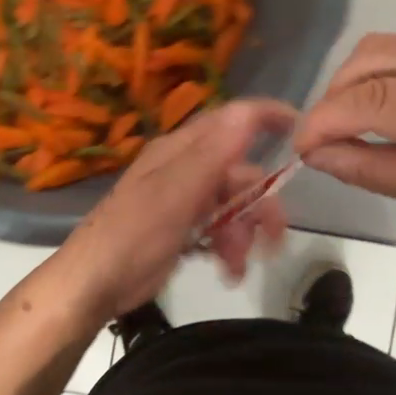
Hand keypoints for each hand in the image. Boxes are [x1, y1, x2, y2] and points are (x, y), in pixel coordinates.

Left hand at [49, 99, 297, 320]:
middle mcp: (182, 170)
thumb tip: (246, 110)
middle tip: (273, 239)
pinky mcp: (181, 232)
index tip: (301, 127)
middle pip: (238, 175)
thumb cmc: (132, 234)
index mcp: (178, 152)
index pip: (228, 121)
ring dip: (243, 234)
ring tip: (237, 265)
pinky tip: (228, 271)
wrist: (95, 284)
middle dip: (258, 205)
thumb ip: (211, 154)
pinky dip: (228, 250)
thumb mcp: (174, 192)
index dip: (264, 118)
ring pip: (232, 207)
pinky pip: (218, 231)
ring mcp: (181, 202)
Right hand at [293, 33, 395, 261]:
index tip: (299, 146)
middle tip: (326, 136)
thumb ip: (363, 166)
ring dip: (355, 81)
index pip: (366, 97)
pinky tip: (386, 107)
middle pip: (369, 57)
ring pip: (384, 46)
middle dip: (335, 95)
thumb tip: (312, 152)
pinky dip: (383, 74)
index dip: (323, 119)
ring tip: (352, 121)